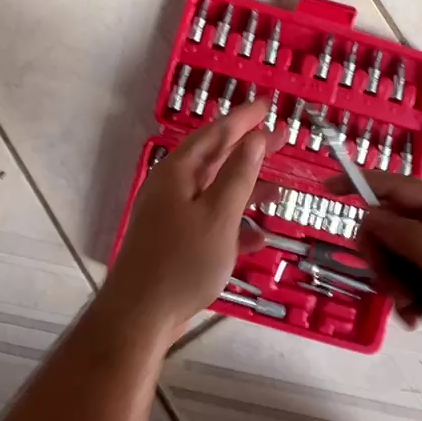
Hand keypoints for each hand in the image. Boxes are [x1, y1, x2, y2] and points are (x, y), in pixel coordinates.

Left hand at [104, 102, 274, 341]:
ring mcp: (171, 215)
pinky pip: (209, 222)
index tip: (268, 104)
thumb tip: (254, 138)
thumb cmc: (182, 262)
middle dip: (248, 149)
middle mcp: (172, 186)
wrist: (139, 316)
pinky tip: (257, 238)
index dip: (243, 118)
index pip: (216, 133)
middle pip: (215, 159)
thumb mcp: (219, 216)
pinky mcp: (174, 242)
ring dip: (246, 190)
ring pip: (214, 192)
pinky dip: (233, 225)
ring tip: (278, 191)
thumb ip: (239, 175)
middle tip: (282, 138)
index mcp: (178, 172)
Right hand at [342, 170, 421, 362]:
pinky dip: (405, 295)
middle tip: (389, 287)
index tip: (325, 190)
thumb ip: (408, 238)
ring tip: (409, 311)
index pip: (392, 186)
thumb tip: (370, 213)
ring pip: (394, 253)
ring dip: (393, 282)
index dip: (358, 184)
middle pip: (387, 225)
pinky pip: (408, 275)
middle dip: (380, 257)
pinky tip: (416, 319)